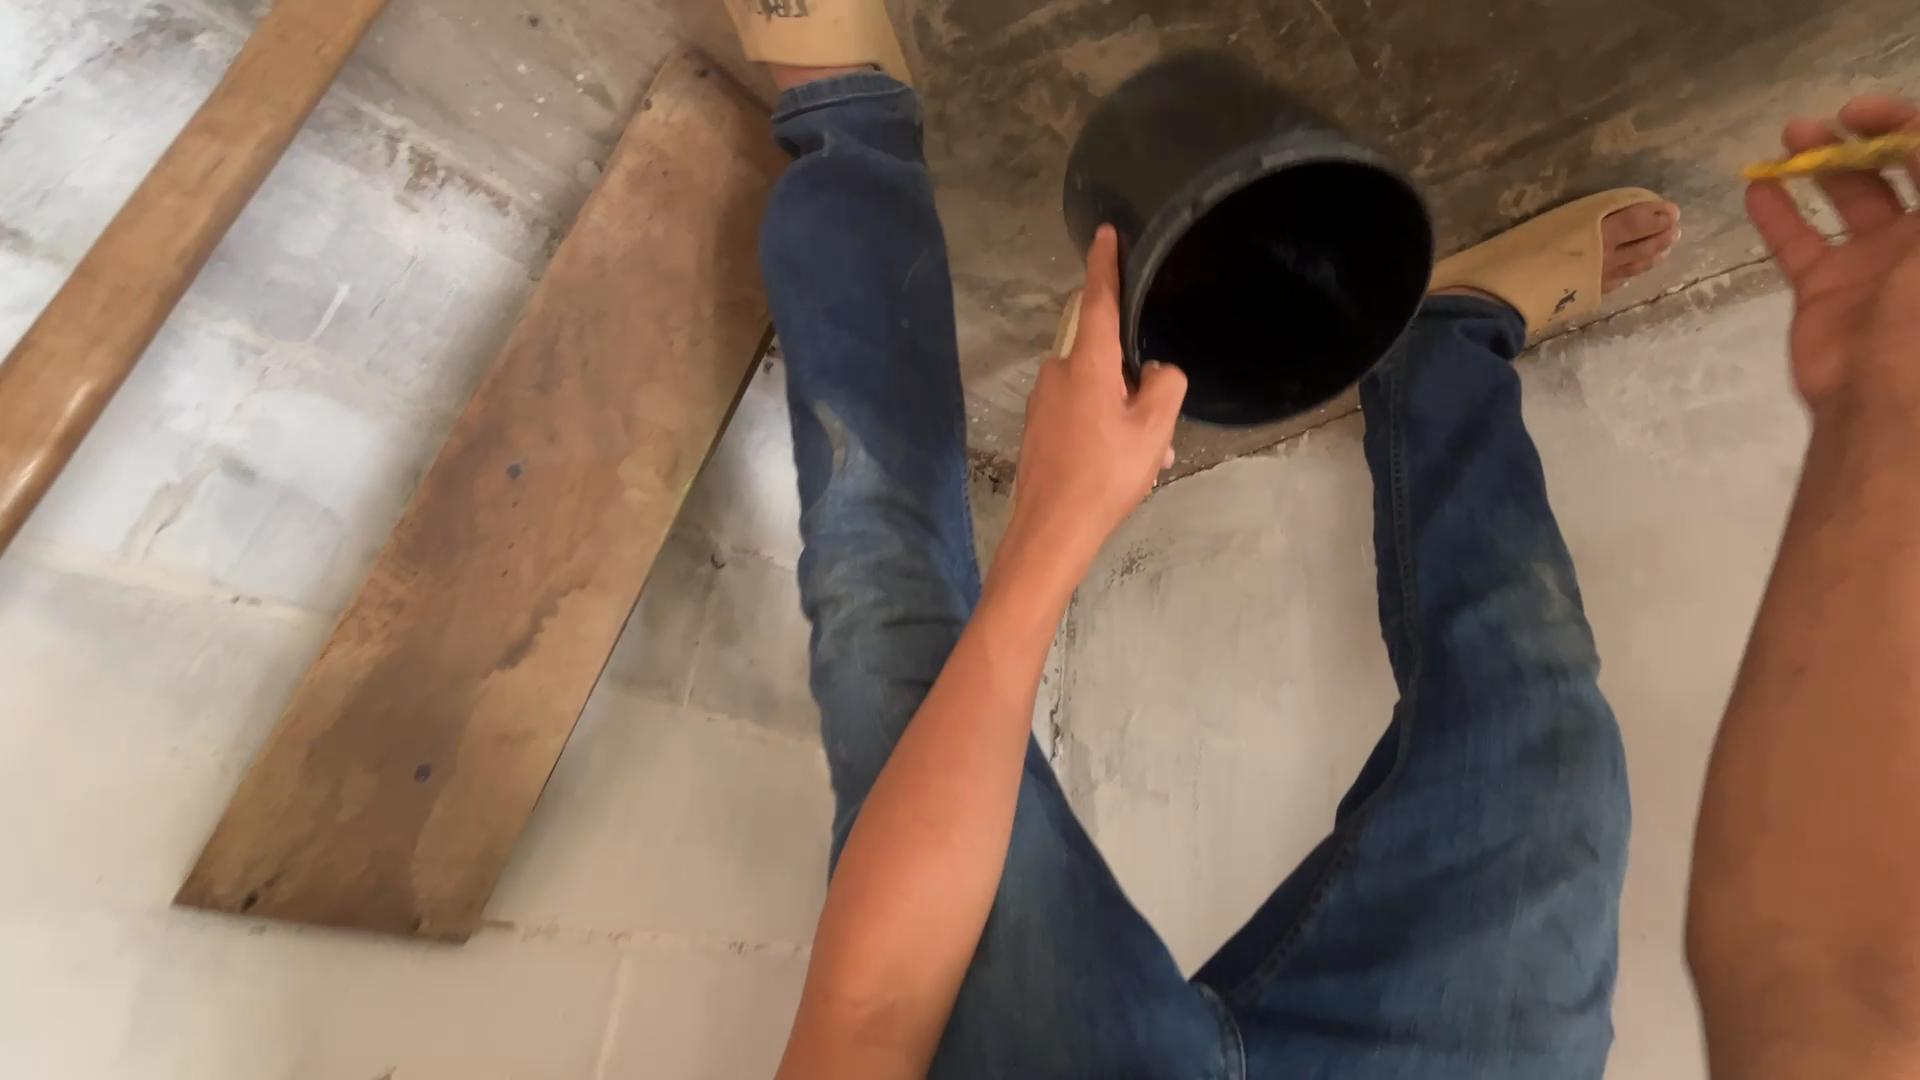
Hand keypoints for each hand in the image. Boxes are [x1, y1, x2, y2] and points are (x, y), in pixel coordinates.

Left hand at [1004, 226, 1186, 576]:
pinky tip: (1112, 468)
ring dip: (1121, 416)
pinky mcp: (1036, 429)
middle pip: (1104, 358)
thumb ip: (1165, 384)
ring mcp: (1041, 403)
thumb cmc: (1104, 475)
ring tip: (1140, 461)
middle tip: (1155, 432)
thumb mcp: (1154, 429)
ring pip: (1093, 392)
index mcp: (1085, 363)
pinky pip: (1076, 415)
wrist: (1051, 530)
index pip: (1097, 299)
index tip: (1105, 234)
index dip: (1105, 264)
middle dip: (1133, 386)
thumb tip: (1153, 373)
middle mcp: (1056, 373)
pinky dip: (1100, 431)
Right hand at [1748, 95, 1919, 413]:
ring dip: (1821, 166)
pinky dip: (1776, 215)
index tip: (1867, 109)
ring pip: (1849, 197)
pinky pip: (1798, 242)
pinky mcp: (1825, 285)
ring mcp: (1876, 258)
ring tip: (1789, 140)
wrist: (1888, 391)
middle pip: (1901, 167)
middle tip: (1826, 121)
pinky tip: (1757, 189)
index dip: (1910, 122)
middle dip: (1867, 136)